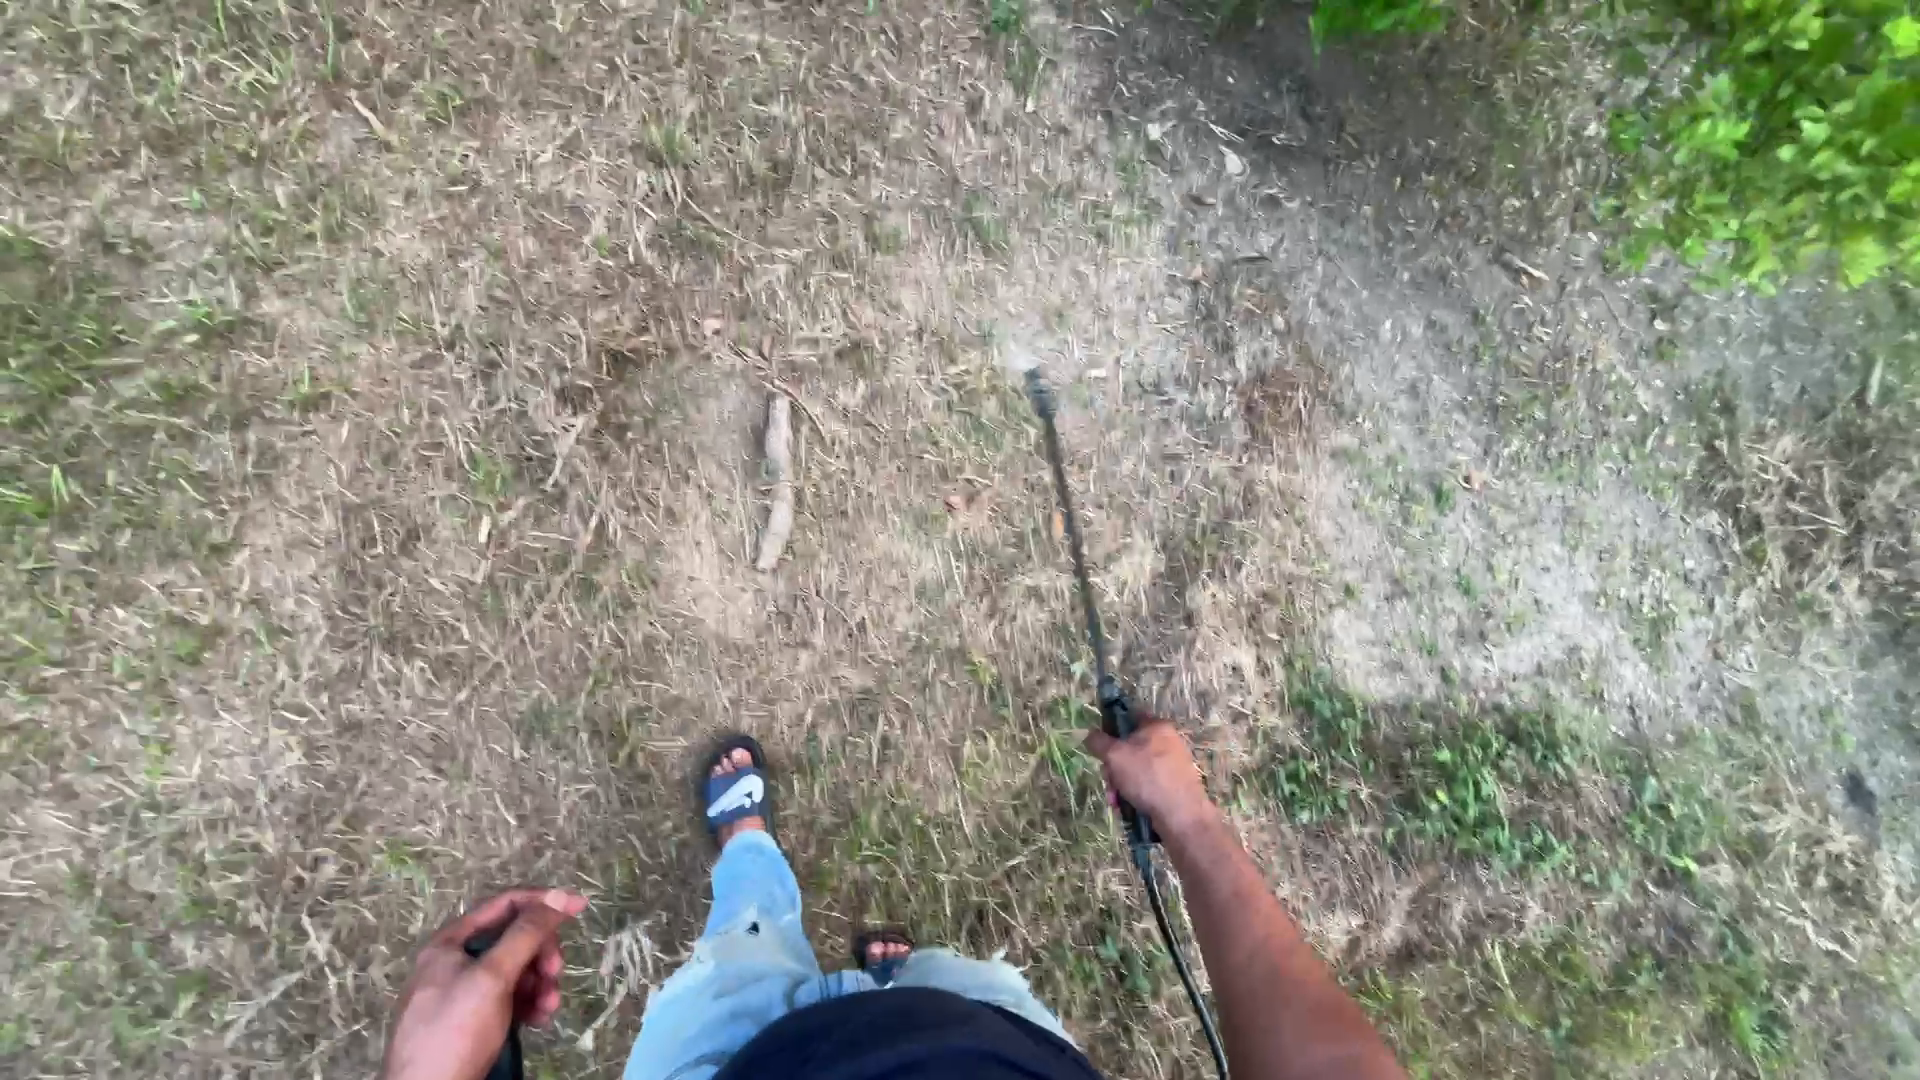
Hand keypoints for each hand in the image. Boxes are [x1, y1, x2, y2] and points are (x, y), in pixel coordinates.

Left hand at [381, 888, 589, 1079]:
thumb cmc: (455, 1032)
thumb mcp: (493, 977)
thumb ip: (527, 933)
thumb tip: (561, 896)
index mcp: (449, 945)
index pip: (506, 904)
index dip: (544, 902)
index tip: (579, 908)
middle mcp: (454, 964)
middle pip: (515, 939)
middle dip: (542, 953)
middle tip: (555, 971)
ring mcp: (462, 995)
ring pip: (517, 970)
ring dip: (541, 983)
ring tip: (549, 1005)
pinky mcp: (472, 1022)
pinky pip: (510, 998)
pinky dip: (530, 1003)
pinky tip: (540, 1018)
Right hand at [1084, 716, 1218, 839]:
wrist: (1181, 815)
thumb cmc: (1147, 776)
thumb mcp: (1114, 755)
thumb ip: (1097, 741)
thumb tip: (1090, 735)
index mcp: (1156, 726)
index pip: (1128, 717)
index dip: (1110, 729)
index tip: (1100, 747)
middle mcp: (1167, 741)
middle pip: (1128, 748)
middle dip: (1113, 767)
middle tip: (1109, 780)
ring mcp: (1172, 765)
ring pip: (1135, 769)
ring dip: (1120, 784)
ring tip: (1116, 800)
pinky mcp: (1174, 786)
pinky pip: (1147, 784)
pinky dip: (1134, 794)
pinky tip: (1127, 807)